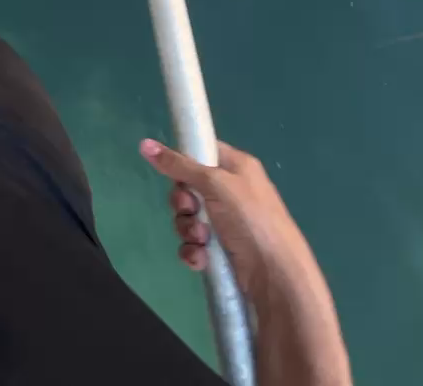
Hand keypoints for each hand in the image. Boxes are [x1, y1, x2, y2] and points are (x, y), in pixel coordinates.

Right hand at [140, 139, 319, 302]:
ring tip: (201, 240)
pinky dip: (193, 249)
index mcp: (237, 168)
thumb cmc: (252, 220)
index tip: (173, 171)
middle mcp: (232, 191)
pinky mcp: (222, 248)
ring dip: (187, 227)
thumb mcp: (215, 184)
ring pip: (188, 215)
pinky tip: (200, 258)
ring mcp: (227, 221)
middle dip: (183, 201)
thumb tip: (144, 143)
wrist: (278, 279)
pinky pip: (193, 241)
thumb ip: (179, 165)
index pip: (202, 150)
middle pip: (188, 185)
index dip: (184, 159)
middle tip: (190, 209)